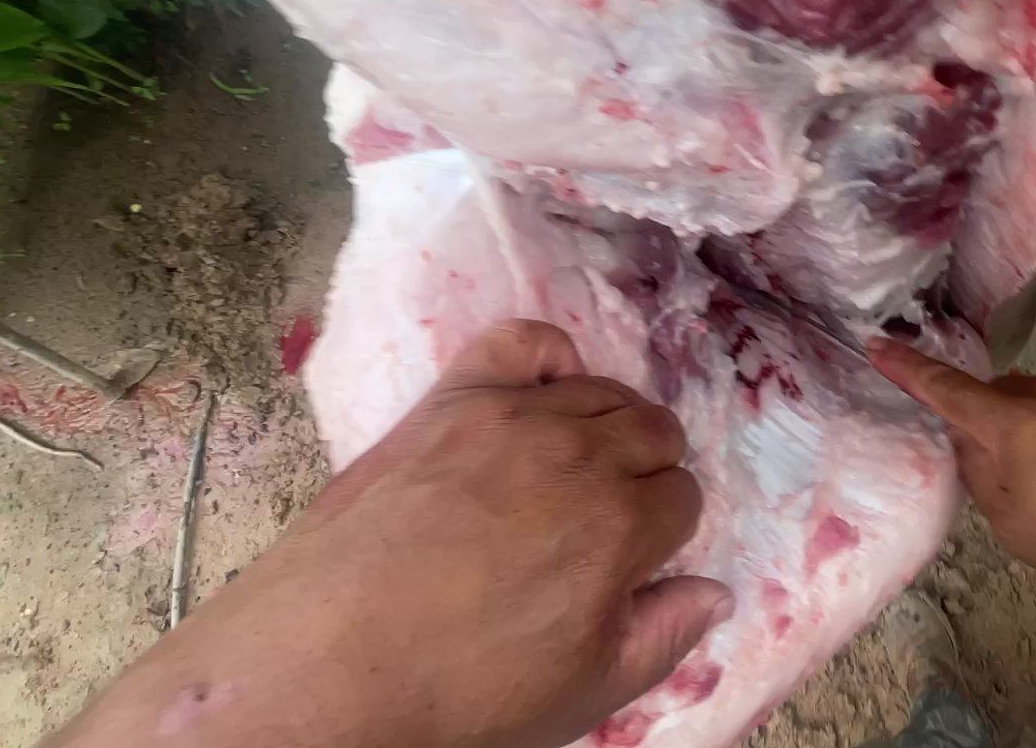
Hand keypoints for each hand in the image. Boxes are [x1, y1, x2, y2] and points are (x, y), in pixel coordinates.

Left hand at [47, 320, 730, 747]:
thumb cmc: (458, 694)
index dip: (665, 528)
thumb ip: (665, 637)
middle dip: (648, 470)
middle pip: (658, 430)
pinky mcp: (460, 395)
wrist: (317, 669)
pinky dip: (548, 357)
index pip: (685, 495)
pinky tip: (543, 392)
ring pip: (607, 390)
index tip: (634, 554)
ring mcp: (519, 415)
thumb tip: (719, 590)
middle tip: (606, 511)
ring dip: (609, 424)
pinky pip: (527, 340)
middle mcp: (584, 454)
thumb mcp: (582, 693)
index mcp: (622, 526)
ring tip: (571, 465)